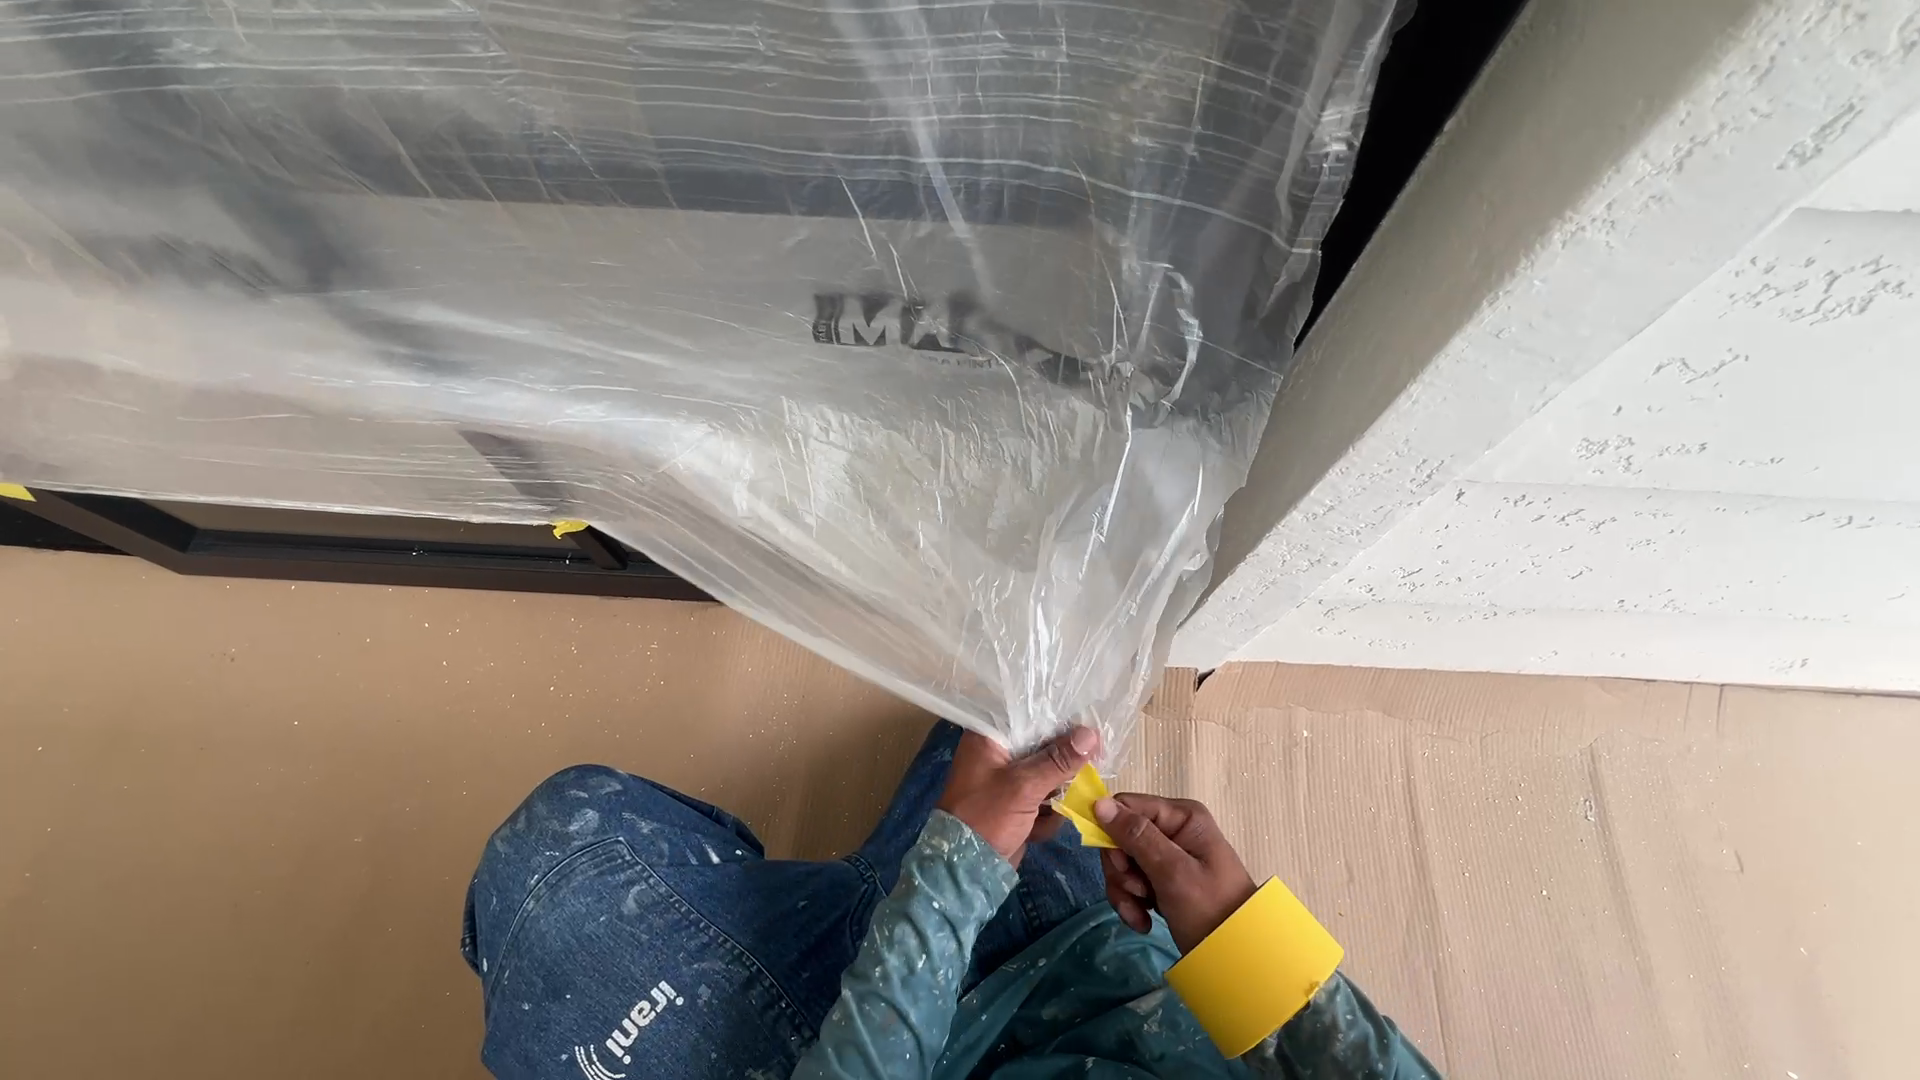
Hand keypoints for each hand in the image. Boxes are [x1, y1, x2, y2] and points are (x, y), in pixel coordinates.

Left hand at [936, 726, 1099, 866]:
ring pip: (1048, 775)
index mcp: (989, 737)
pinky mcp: (1016, 803)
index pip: (1030, 715)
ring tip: (1051, 809)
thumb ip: (1058, 760)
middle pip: (1043, 745)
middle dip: (1063, 765)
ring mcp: (1007, 779)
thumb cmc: (986, 816)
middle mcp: (998, 752)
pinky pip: (1044, 799)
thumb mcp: (1023, 786)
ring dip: (1056, 796)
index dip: (1061, 720)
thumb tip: (1091, 734)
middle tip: (1088, 770)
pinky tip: (1035, 830)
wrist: (967, 869)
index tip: (1091, 727)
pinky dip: (1045, 816)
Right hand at [1094, 794, 1256, 953]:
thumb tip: (1099, 803)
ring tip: (1141, 914)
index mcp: (1181, 816)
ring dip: (1125, 890)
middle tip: (1136, 893)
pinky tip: (1144, 921)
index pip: (1126, 807)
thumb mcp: (1172, 872)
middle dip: (1121, 869)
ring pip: (1124, 861)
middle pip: (1122, 836)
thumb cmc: (1211, 911)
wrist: (1239, 960)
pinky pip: (1134, 881)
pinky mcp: (1165, 879)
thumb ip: (1136, 836)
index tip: (1121, 866)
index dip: (1113, 834)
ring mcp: (1170, 855)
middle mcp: (1174, 829)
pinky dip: (1132, 902)